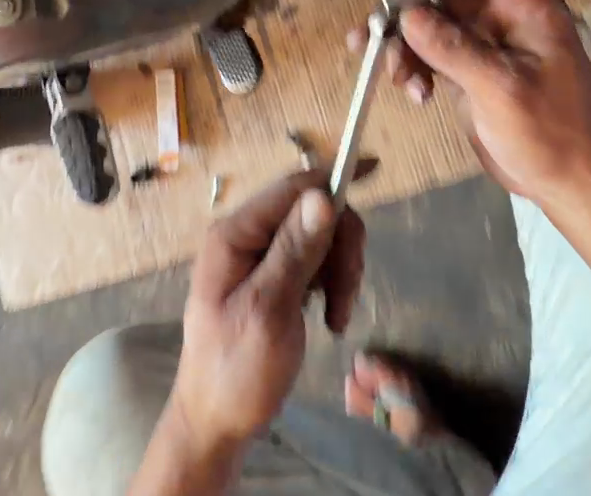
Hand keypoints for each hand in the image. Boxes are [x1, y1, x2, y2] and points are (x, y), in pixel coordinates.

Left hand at [166, 172, 366, 450]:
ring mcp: (261, 256)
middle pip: (313, 211)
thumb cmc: (236, 371)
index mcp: (235, 235)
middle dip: (341, 247)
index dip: (332, 177)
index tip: (372, 168)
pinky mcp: (276, 275)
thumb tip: (322, 196)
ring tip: (337, 315)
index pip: (292, 189)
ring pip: (322, 236)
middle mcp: (247, 236)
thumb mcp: (268, 311)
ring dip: (341, 271)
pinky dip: (334, 283)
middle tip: (346, 294)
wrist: (218, 423)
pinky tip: (330, 316)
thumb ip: (295, 252)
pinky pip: (318, 259)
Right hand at [371, 0, 590, 204]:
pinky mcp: (469, 72)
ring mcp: (485, 45)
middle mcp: (503, 17)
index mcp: (525, 5)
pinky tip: (416, 95)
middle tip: (373, 37)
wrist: (568, 181)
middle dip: (406, 14)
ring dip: (405, 47)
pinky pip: (431, 55)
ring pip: (430, 26)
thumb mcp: (502, 88)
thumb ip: (454, 49)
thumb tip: (408, 15)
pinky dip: (415, 69)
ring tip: (397, 79)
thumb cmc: (550, 131)